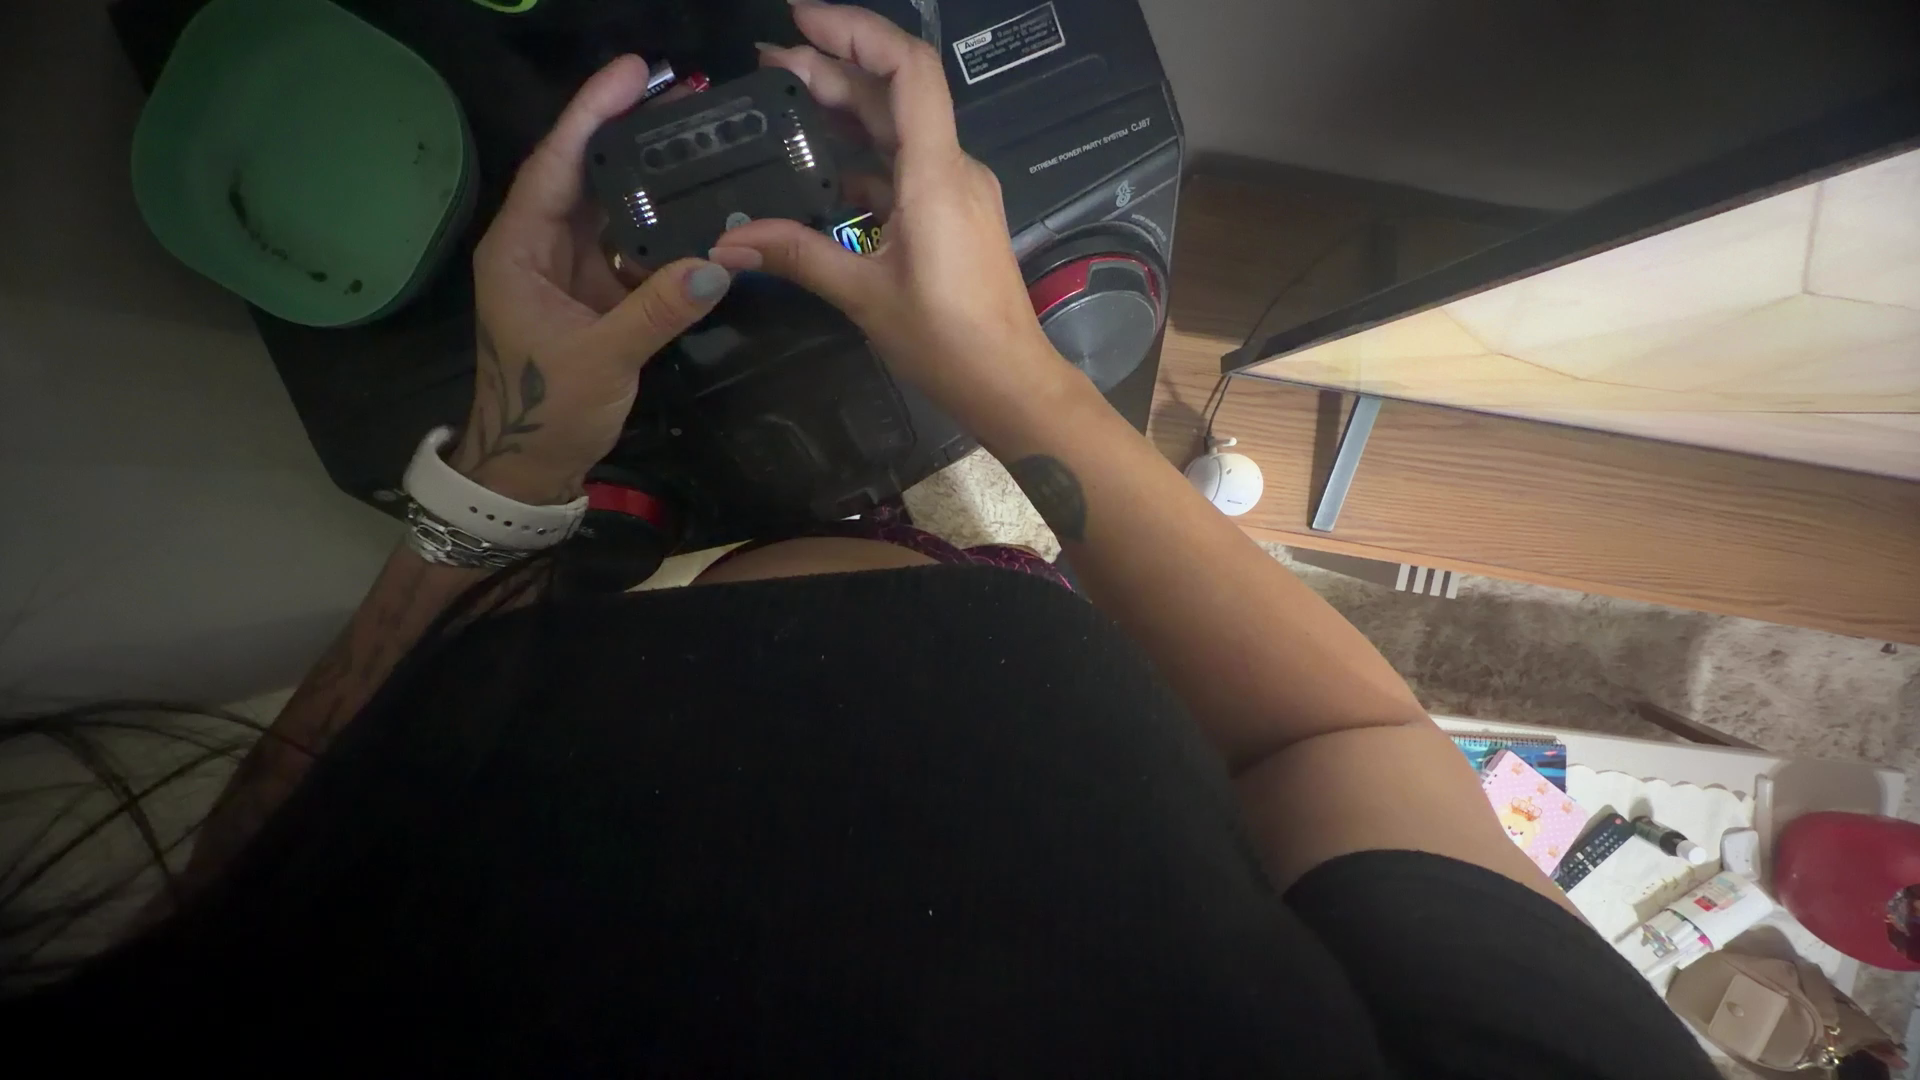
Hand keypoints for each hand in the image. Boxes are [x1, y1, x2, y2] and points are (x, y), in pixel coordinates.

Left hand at [456, 56, 748, 503]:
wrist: (534, 464)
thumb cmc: (547, 409)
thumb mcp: (602, 358)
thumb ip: (658, 310)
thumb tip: (720, 263)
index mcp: (520, 248)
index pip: (557, 163)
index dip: (593, 114)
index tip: (636, 73)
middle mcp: (543, 249)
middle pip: (588, 178)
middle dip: (632, 138)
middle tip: (686, 103)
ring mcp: (573, 275)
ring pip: (613, 215)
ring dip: (652, 186)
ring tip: (698, 149)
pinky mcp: (598, 300)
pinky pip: (633, 256)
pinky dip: (664, 238)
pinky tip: (697, 218)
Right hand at [716, 3, 1075, 424]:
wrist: (1009, 383)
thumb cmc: (947, 342)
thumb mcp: (865, 297)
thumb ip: (798, 258)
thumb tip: (727, 246)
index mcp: (936, 174)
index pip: (908, 69)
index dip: (856, 30)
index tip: (799, 20)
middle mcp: (955, 171)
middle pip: (897, 96)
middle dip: (835, 73)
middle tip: (771, 72)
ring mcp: (962, 195)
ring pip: (904, 134)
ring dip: (850, 116)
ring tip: (789, 112)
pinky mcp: (961, 219)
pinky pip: (912, 172)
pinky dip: (870, 165)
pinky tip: (828, 177)